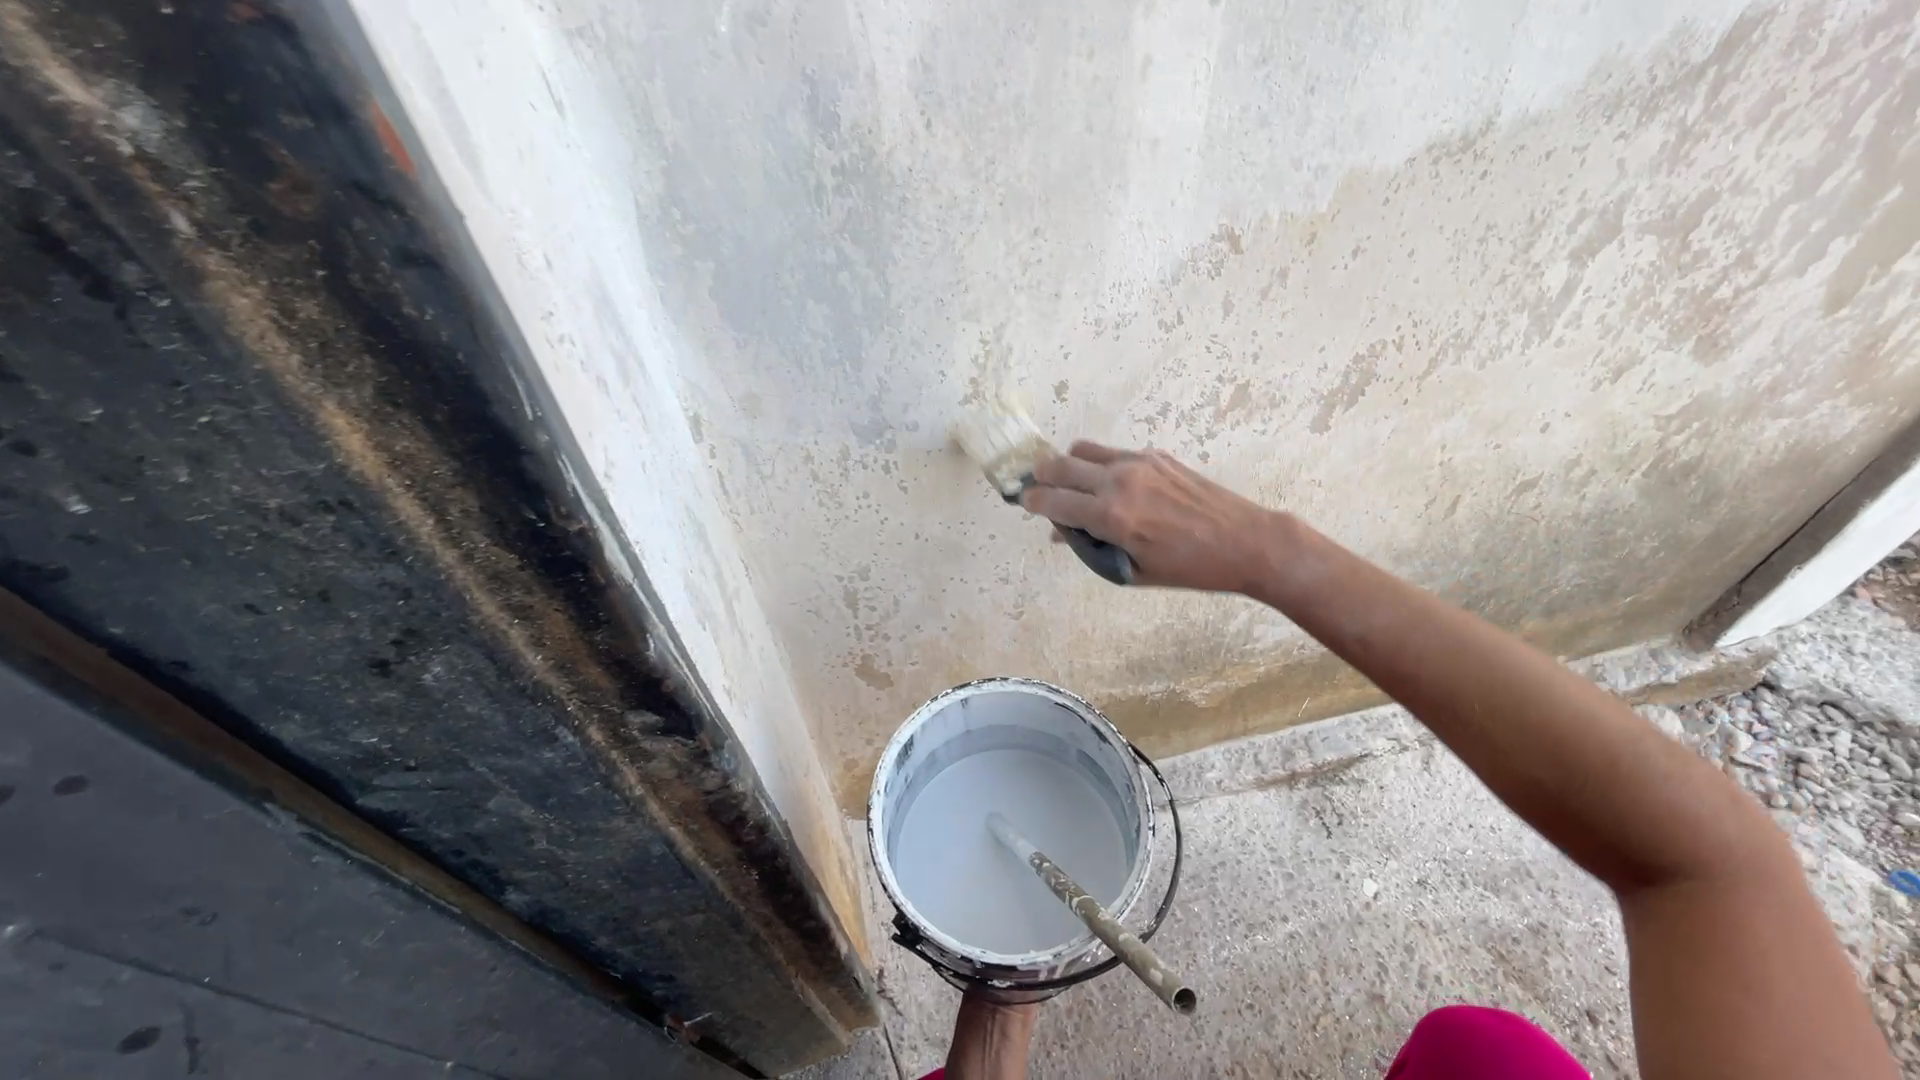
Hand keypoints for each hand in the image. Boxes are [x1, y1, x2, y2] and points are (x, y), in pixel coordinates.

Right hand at [1020, 441, 1281, 593]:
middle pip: (1059, 465)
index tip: (1024, 503)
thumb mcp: (1134, 569)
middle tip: (1039, 490)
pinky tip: (1114, 488)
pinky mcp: (1156, 456)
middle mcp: (1118, 482)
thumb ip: (1092, 547)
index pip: (1052, 500)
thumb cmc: (1190, 568)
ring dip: (1069, 465)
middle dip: (1042, 477)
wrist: (1246, 541)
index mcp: (1111, 516)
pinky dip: (1101, 465)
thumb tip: (1061, 533)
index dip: (1032, 501)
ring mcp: (1138, 463)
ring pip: (1083, 450)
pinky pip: (1113, 453)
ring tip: (1073, 485)